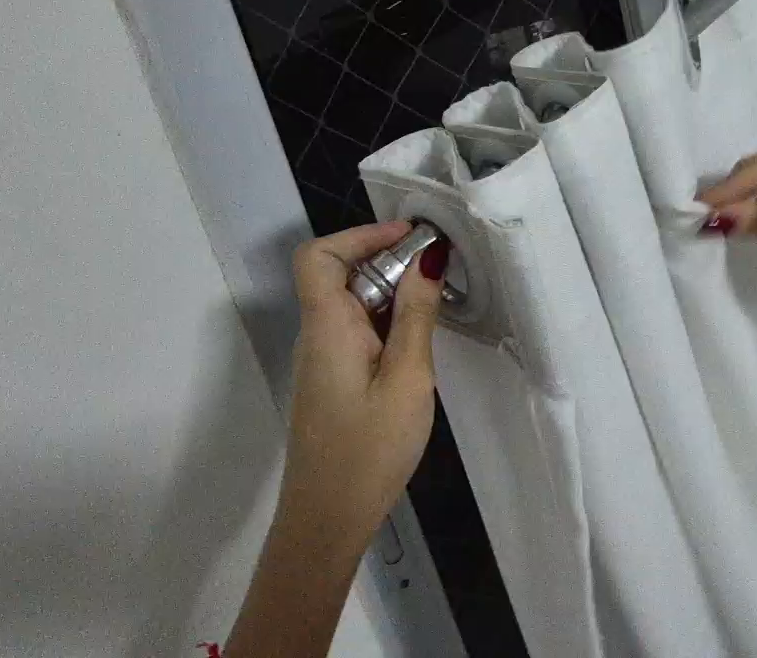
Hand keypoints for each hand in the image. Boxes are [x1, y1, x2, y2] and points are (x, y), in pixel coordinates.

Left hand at [276, 221, 448, 543]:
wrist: (327, 522)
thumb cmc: (370, 449)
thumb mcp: (408, 378)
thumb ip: (417, 314)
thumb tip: (428, 257)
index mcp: (327, 327)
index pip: (319, 255)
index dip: (361, 235)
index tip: (410, 237)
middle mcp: (317, 334)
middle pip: (339, 273)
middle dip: (389, 260)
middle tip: (439, 269)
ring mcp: (323, 358)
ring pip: (352, 302)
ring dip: (393, 291)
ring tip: (437, 301)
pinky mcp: (334, 378)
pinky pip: (358, 329)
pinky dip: (388, 319)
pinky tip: (419, 340)